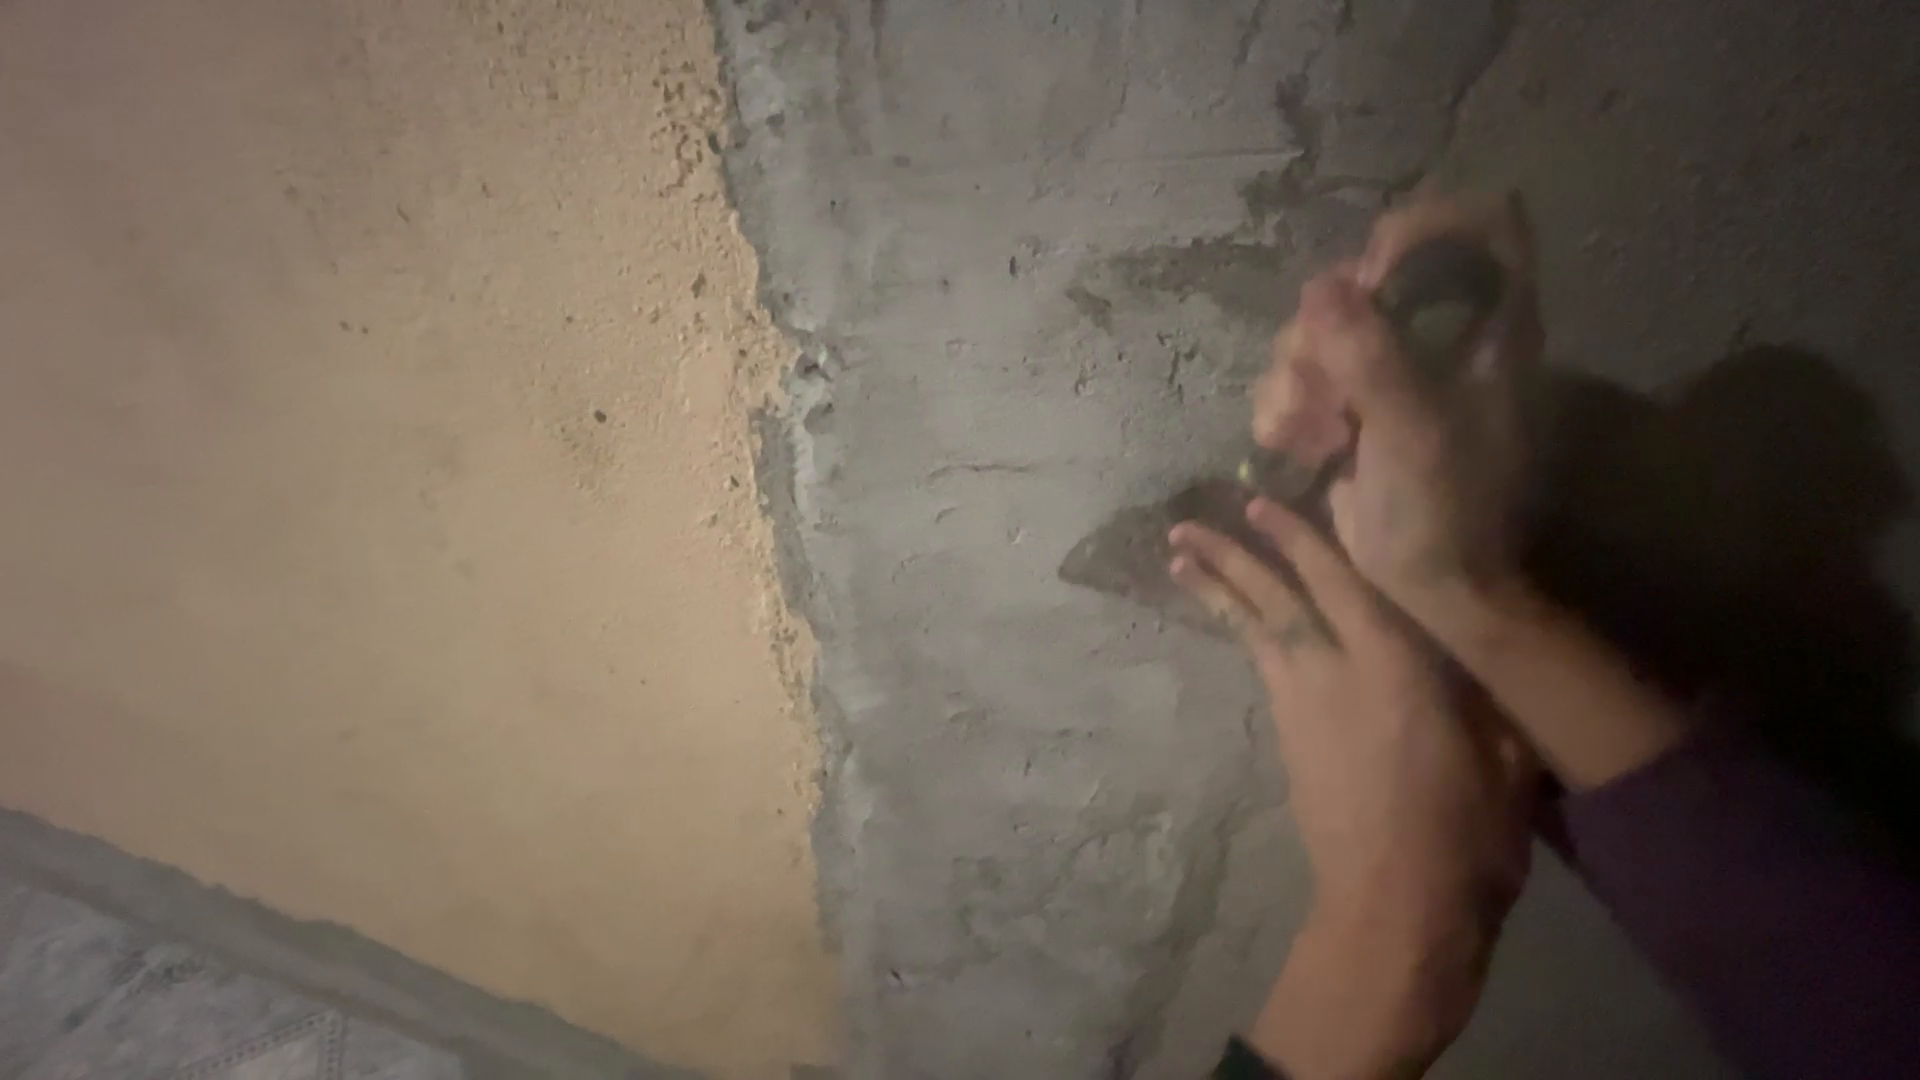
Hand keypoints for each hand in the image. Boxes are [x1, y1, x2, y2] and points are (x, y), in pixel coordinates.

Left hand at [1170, 497, 1537, 1076]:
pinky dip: (1237, 629)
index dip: (1297, 537)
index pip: (1338, 581)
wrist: (1393, 898)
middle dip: (1226, 556)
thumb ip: (1476, 685)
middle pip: (1272, 598)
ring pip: (1251, 628)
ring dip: (1215, 589)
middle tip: (1180, 526)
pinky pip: (1258, 662)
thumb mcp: (1504, 752)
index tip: (1258, 502)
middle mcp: (1333, 670)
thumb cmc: (1466, 830)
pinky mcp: (1283, 731)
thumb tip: (1465, 635)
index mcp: (1394, 665)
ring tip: (1177, 558)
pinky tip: (1225, 614)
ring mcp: (1298, 701)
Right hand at [1252, 194, 1542, 609]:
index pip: (1474, 225)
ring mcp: (1384, 367)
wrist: (1425, 579)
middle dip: (1320, 336)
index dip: (1415, 239)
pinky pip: (1293, 375)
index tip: (1372, 290)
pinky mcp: (1343, 402)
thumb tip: (1319, 286)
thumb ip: (1370, 356)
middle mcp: (1434, 333)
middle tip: (1323, 392)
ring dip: (1291, 382)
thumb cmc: (1442, 509)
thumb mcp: (1411, 430)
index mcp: (1486, 325)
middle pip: (1360, 281)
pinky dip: (1280, 408)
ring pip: (1313, 331)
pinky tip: (1290, 445)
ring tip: (1306, 434)